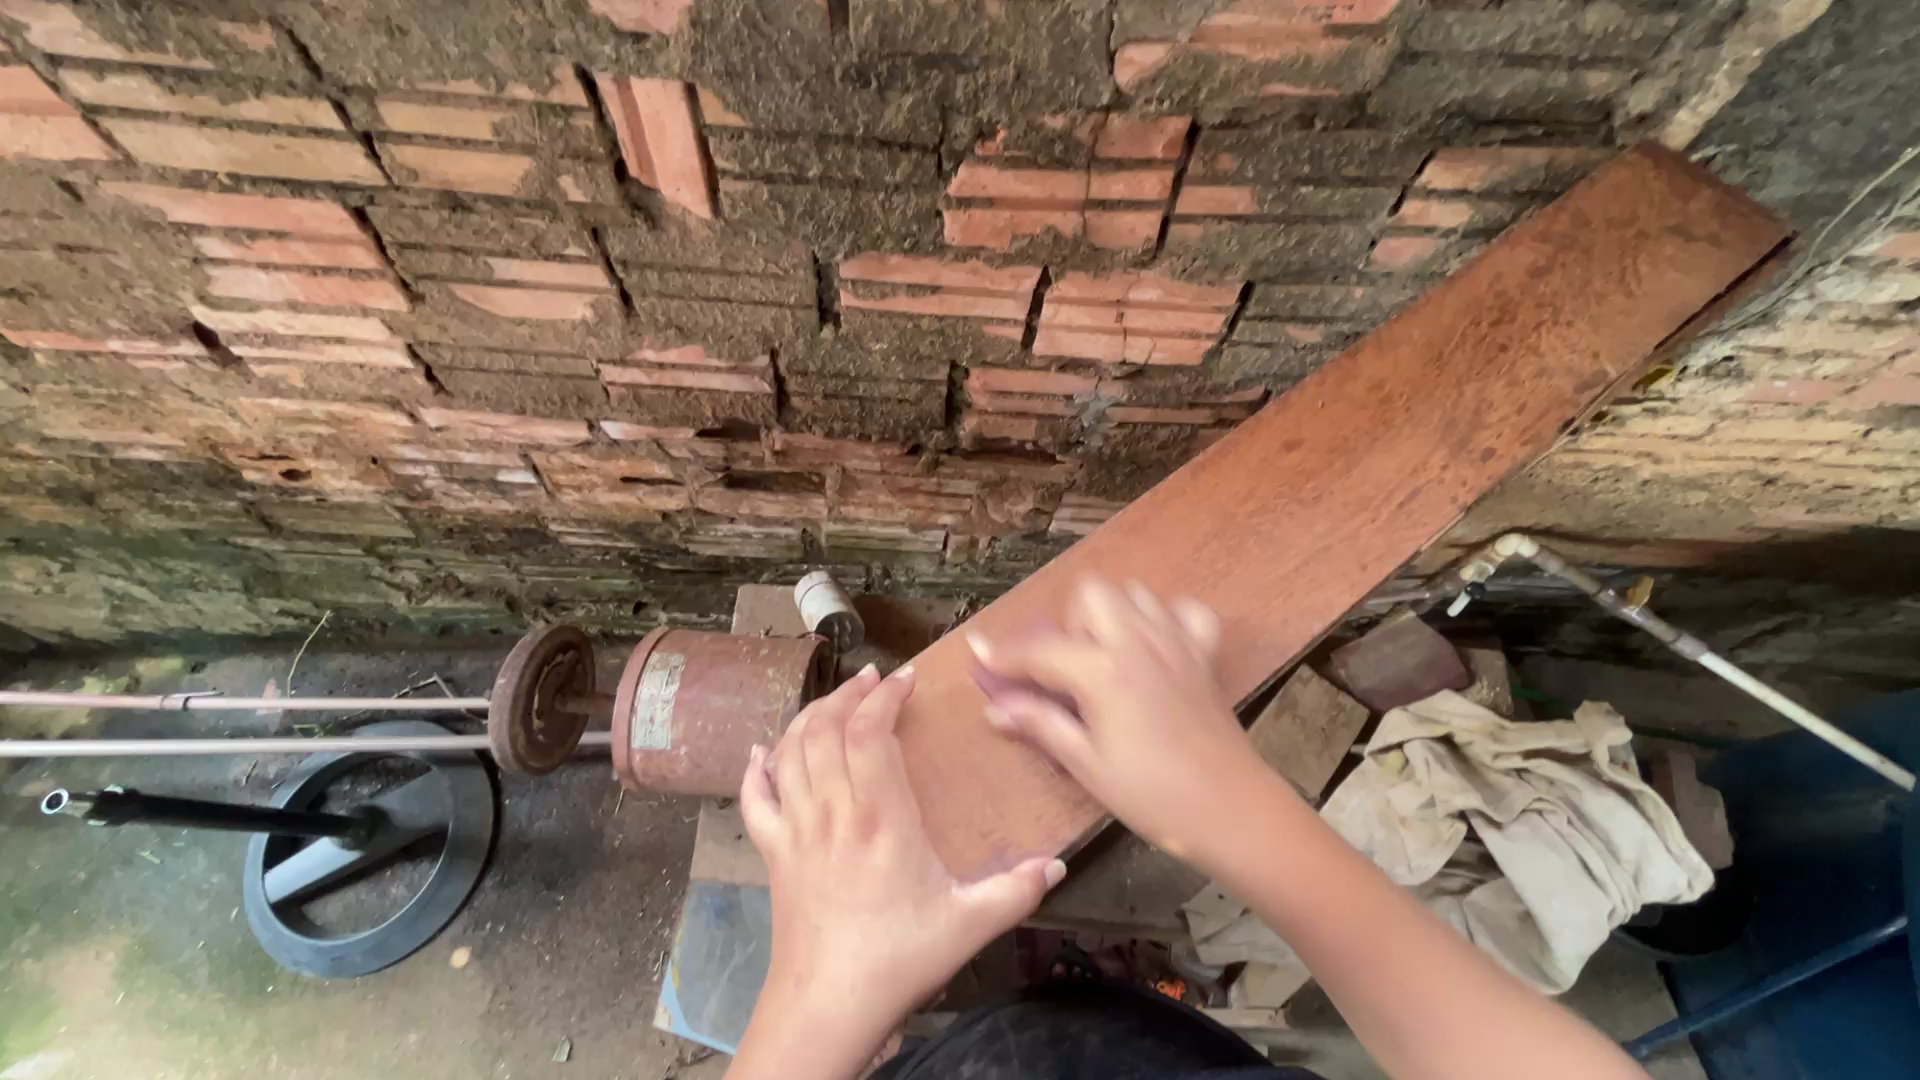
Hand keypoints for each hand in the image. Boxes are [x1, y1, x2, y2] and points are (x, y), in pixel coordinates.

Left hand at [740, 663, 1066, 1041]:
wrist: (825, 1008)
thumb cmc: (896, 961)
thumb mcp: (968, 925)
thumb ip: (1016, 891)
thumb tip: (1059, 866)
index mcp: (880, 817)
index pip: (870, 733)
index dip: (885, 697)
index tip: (904, 679)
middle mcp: (831, 811)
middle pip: (826, 729)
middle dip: (848, 693)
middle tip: (872, 679)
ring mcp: (795, 829)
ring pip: (791, 751)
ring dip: (810, 716)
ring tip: (834, 701)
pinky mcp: (773, 853)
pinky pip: (755, 798)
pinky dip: (757, 768)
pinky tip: (762, 751)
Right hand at [969, 576, 1280, 869]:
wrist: (1232, 811)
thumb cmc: (1152, 795)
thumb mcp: (1087, 764)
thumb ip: (1041, 724)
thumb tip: (995, 708)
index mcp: (1104, 671)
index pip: (1041, 650)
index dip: (1005, 654)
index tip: (981, 654)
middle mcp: (1139, 642)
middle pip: (1091, 593)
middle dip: (1069, 623)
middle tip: (1066, 669)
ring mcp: (1176, 642)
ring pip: (1134, 592)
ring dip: (1111, 614)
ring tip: (1104, 658)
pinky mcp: (1203, 654)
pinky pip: (1184, 612)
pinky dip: (1165, 619)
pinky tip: (1154, 649)